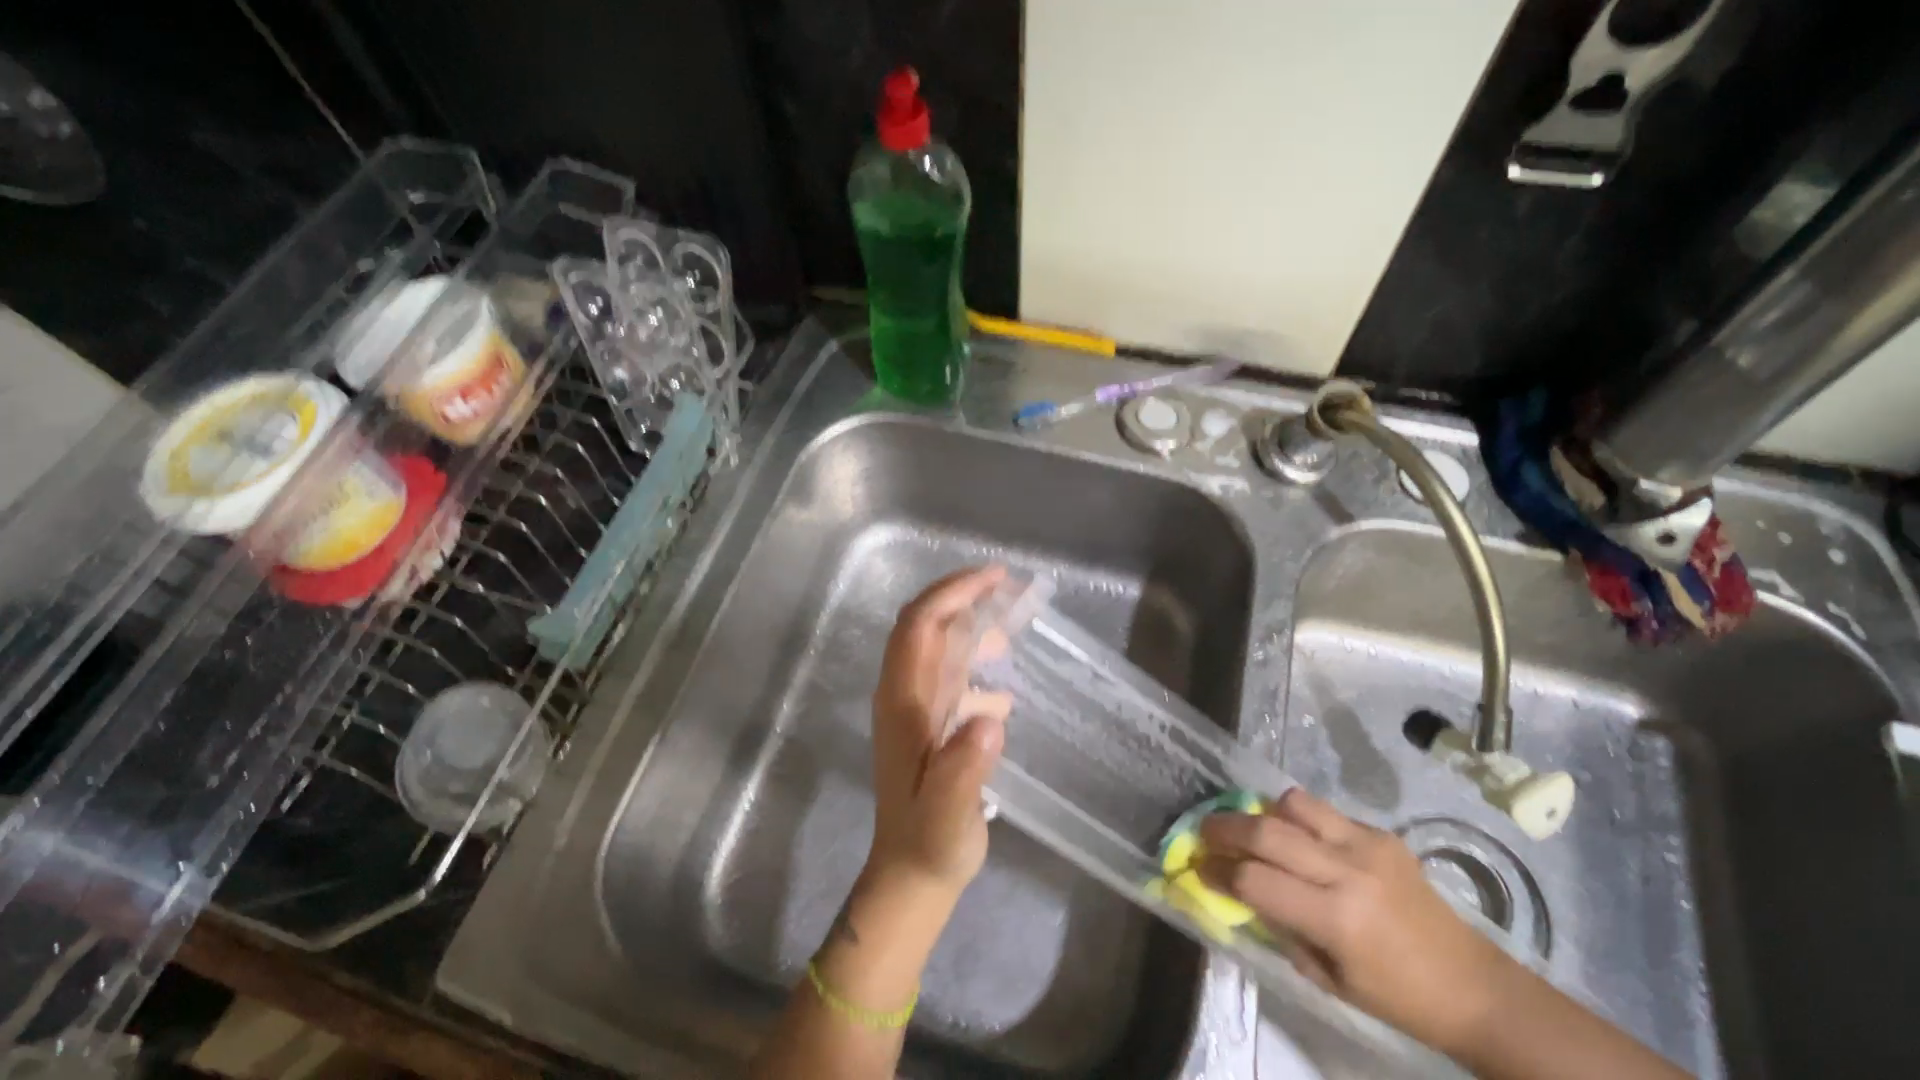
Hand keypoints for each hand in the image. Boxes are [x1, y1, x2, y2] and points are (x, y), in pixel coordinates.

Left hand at [866, 566, 1013, 896]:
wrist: (912, 876)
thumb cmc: (930, 842)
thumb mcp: (949, 809)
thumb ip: (965, 765)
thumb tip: (989, 716)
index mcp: (903, 704)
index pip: (920, 628)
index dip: (951, 594)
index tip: (994, 578)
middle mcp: (904, 697)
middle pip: (925, 628)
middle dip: (962, 598)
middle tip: (1011, 590)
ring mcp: (915, 712)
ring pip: (938, 650)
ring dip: (971, 629)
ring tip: (1014, 627)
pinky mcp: (929, 728)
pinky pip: (950, 680)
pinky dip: (976, 668)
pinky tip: (1004, 692)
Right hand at [1197, 788, 1510, 1054]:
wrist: (1470, 983)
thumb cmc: (1395, 996)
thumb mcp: (1325, 977)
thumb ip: (1280, 928)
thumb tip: (1240, 892)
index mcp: (1335, 917)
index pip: (1254, 880)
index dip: (1218, 871)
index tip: (1199, 867)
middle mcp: (1348, 870)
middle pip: (1267, 831)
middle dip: (1225, 829)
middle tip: (1204, 832)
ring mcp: (1368, 845)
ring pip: (1295, 804)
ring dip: (1263, 812)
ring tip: (1251, 827)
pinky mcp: (1383, 834)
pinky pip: (1326, 813)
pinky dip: (1300, 820)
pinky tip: (1300, 841)